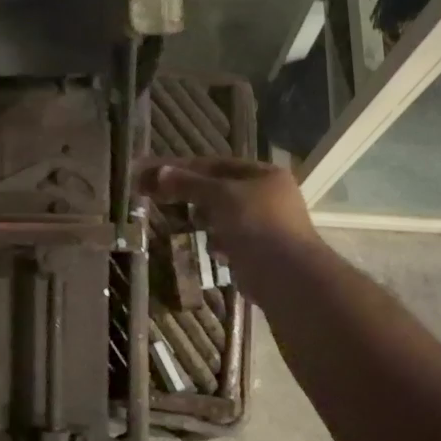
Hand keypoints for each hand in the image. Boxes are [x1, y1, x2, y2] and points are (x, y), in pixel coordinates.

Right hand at [138, 157, 321, 270]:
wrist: (287, 276)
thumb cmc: (256, 225)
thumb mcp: (219, 197)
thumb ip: (189, 184)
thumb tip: (156, 172)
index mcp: (264, 175)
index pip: (216, 164)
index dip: (182, 167)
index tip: (152, 173)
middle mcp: (269, 196)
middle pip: (220, 189)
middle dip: (190, 193)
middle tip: (156, 195)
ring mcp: (267, 225)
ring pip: (224, 215)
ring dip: (204, 218)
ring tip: (184, 221)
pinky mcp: (261, 252)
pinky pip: (232, 240)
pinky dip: (218, 242)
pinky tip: (211, 249)